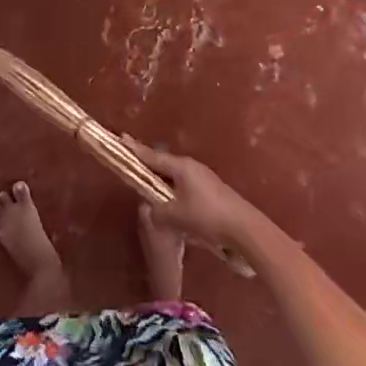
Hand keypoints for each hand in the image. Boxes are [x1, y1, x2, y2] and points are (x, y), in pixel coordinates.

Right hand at [122, 135, 271, 249]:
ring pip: (175, 176)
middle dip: (148, 164)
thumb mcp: (175, 216)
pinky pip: (184, 185)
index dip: (135, 150)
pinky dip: (173, 189)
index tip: (122, 138)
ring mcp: (204, 178)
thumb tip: (151, 210)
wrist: (244, 227)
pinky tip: (171, 200)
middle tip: (132, 161)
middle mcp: (192, 167)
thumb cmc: (206, 216)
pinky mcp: (211, 191)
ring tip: (148, 184)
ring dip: (161, 179)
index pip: (152, 156)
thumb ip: (157, 212)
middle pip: (164, 164)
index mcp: (181, 167)